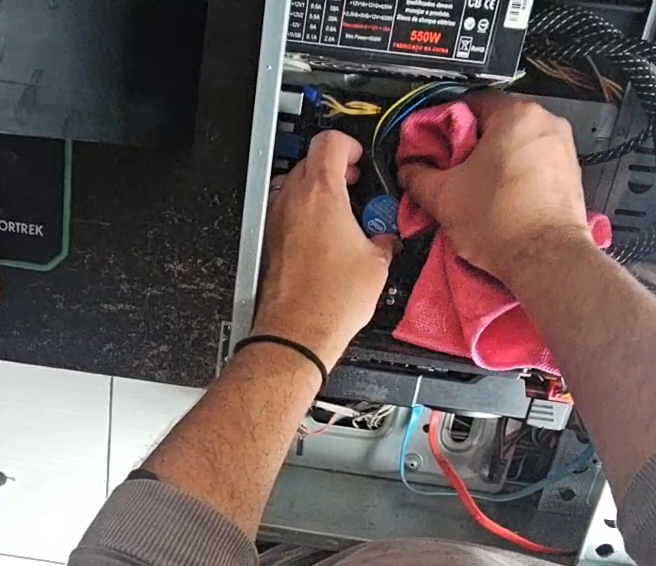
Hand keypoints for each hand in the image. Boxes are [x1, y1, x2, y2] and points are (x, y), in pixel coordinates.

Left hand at [252, 130, 398, 369]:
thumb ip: (383, 239)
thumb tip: (385, 241)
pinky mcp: (270, 245)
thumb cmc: (329, 300)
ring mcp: (276, 223)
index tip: (359, 159)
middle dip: (334, 170)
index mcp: (321, 194)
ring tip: (340, 216)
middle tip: (354, 187)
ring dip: (316, 194)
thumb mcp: (377, 265)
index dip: (349, 145)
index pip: (330, 142)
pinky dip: (304, 218)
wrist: (298, 333)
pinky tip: (324, 242)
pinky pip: (287, 217)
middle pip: (310, 162)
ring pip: (294, 189)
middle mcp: (292, 202)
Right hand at [399, 92, 594, 279]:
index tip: (432, 145)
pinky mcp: (569, 174)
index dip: (443, 124)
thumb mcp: (444, 197)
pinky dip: (513, 179)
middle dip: (468, 148)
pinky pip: (532, 167)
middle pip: (495, 125)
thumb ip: (419, 177)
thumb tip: (409, 170)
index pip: (470, 103)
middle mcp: (545, 123)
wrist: (544, 258)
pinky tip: (498, 203)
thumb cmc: (501, 223)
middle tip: (449, 173)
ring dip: (491, 165)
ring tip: (472, 193)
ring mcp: (562, 148)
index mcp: (515, 116)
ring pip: (514, 147)